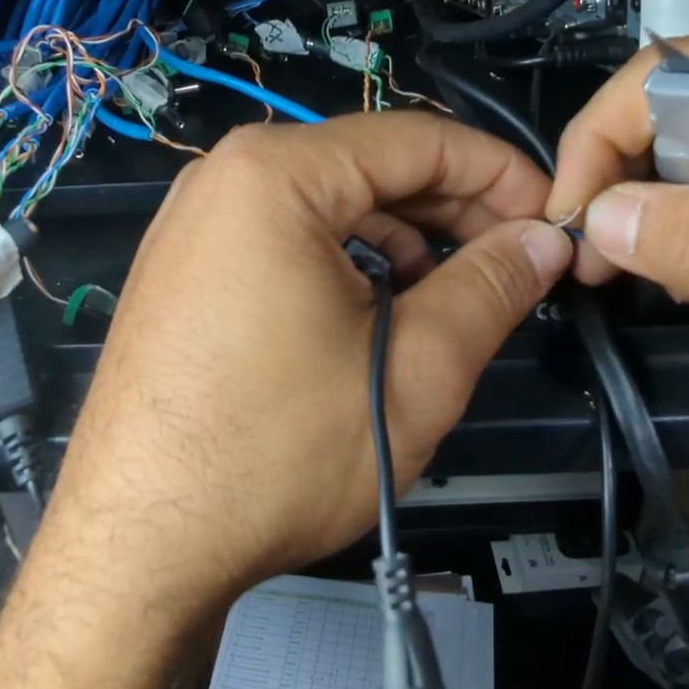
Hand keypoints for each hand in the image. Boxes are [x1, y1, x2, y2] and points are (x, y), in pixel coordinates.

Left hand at [43, 111, 571, 606]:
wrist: (137, 548)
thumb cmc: (273, 454)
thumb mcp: (414, 369)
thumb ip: (492, 287)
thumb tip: (543, 241)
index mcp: (275, 174)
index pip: (418, 139)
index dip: (500, 172)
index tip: (551, 216)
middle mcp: (225, 177)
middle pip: (370, 165)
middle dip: (455, 207)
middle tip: (517, 256)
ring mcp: (196, 222)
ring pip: (331, 202)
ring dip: (406, 235)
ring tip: (454, 289)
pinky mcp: (186, 267)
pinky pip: (287, 235)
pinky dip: (348, 257)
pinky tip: (382, 305)